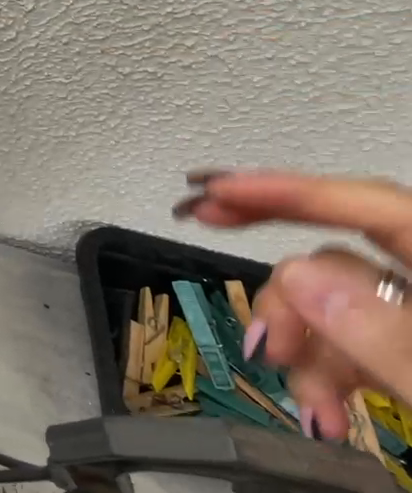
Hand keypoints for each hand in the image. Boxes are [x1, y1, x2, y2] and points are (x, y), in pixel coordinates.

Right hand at [180, 170, 411, 438]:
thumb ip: (394, 341)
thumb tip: (298, 275)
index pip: (377, 208)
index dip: (288, 191)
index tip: (210, 191)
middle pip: (346, 259)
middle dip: (290, 298)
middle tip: (242, 315)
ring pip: (340, 308)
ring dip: (306, 351)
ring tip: (305, 404)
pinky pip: (356, 344)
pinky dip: (327, 372)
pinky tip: (323, 411)